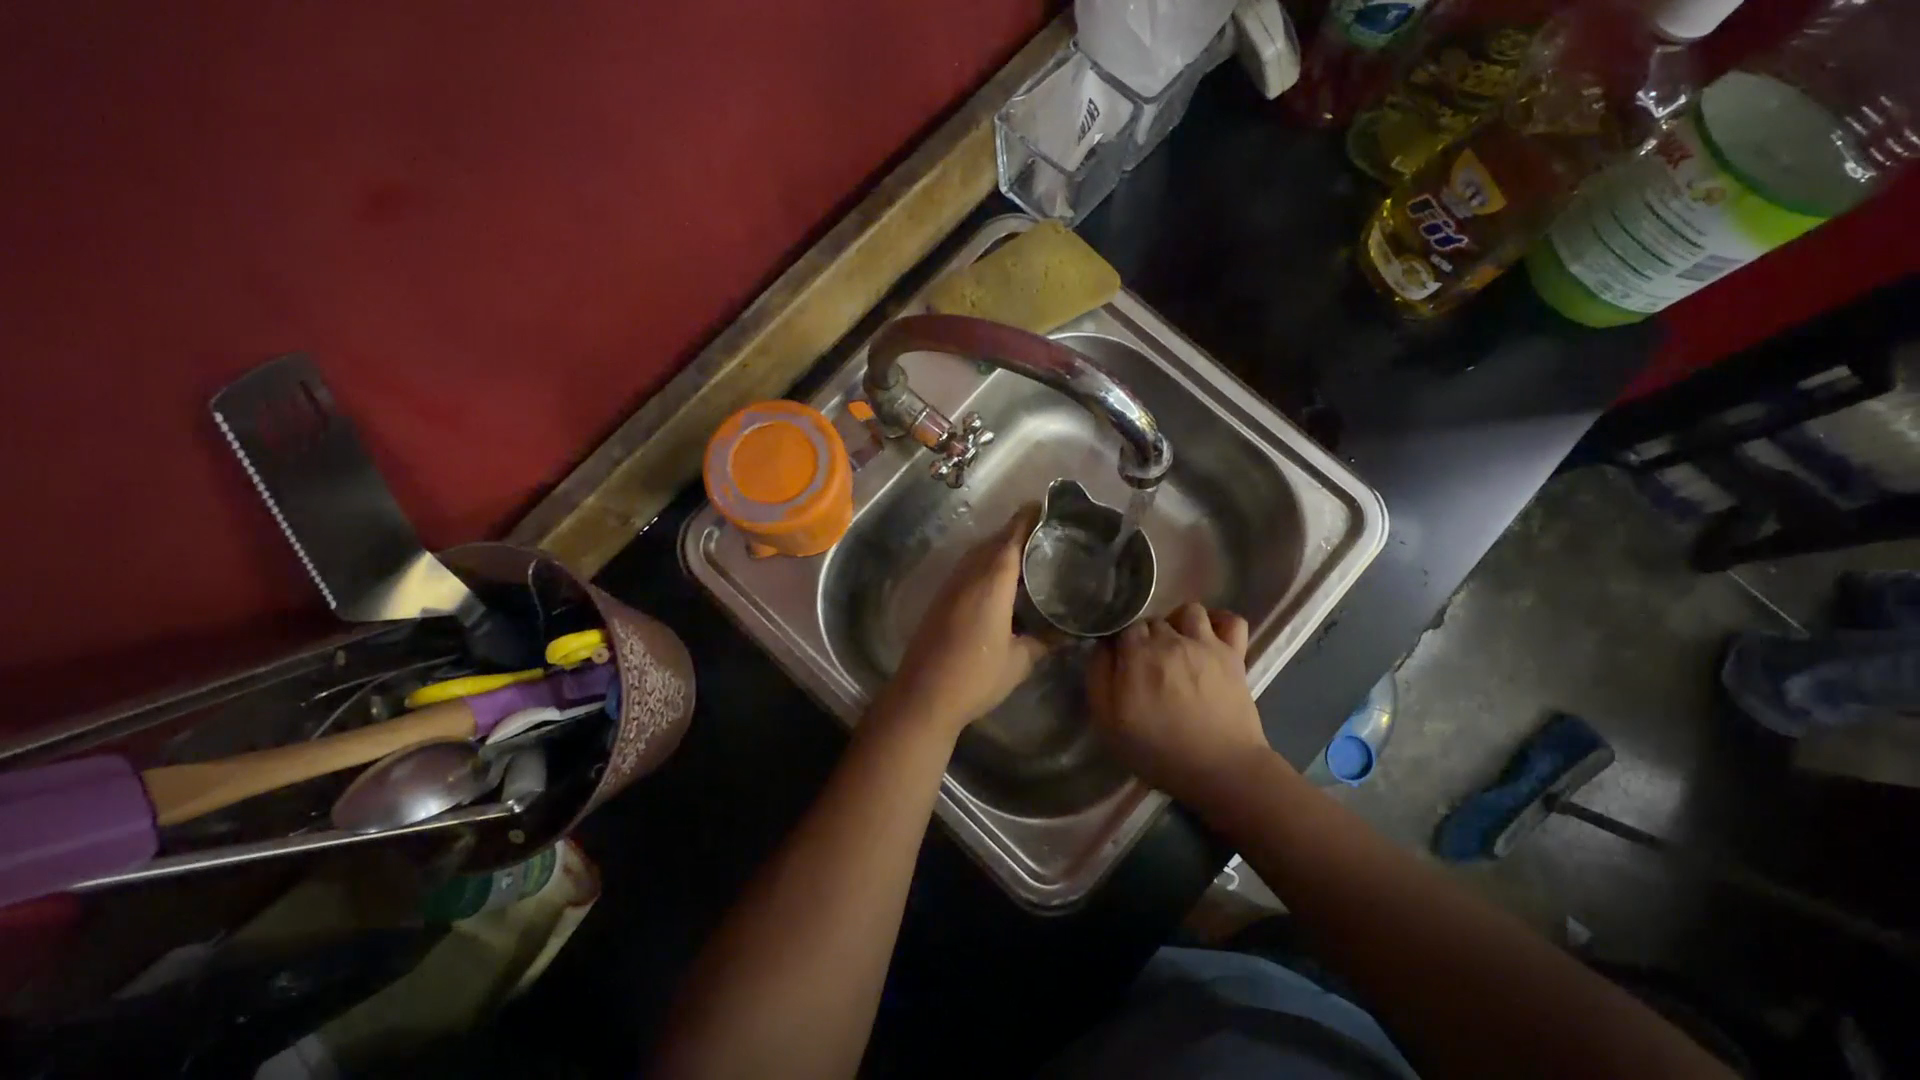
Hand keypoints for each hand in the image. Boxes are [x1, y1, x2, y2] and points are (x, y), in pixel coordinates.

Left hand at [878, 507, 1049, 734]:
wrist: (923, 696)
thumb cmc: (975, 677)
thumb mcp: (1019, 661)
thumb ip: (1044, 641)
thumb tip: (1067, 632)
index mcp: (991, 583)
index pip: (1011, 539)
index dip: (1027, 520)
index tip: (1045, 507)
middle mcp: (968, 576)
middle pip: (993, 542)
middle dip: (1016, 532)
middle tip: (1046, 533)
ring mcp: (950, 587)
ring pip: (977, 556)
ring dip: (999, 548)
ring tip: (1028, 554)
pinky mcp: (940, 601)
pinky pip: (967, 571)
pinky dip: (986, 566)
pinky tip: (1001, 582)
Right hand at [1085, 602, 1276, 803]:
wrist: (1220, 769)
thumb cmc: (1158, 751)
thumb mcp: (1109, 724)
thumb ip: (1098, 678)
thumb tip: (1102, 647)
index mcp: (1137, 655)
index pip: (1124, 627)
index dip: (1121, 644)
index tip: (1122, 665)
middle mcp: (1171, 640)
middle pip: (1153, 621)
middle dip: (1147, 638)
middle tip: (1148, 667)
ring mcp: (1206, 644)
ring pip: (1188, 611)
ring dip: (1179, 624)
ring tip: (1178, 647)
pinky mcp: (1235, 655)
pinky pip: (1232, 620)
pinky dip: (1220, 622)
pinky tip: (1211, 636)